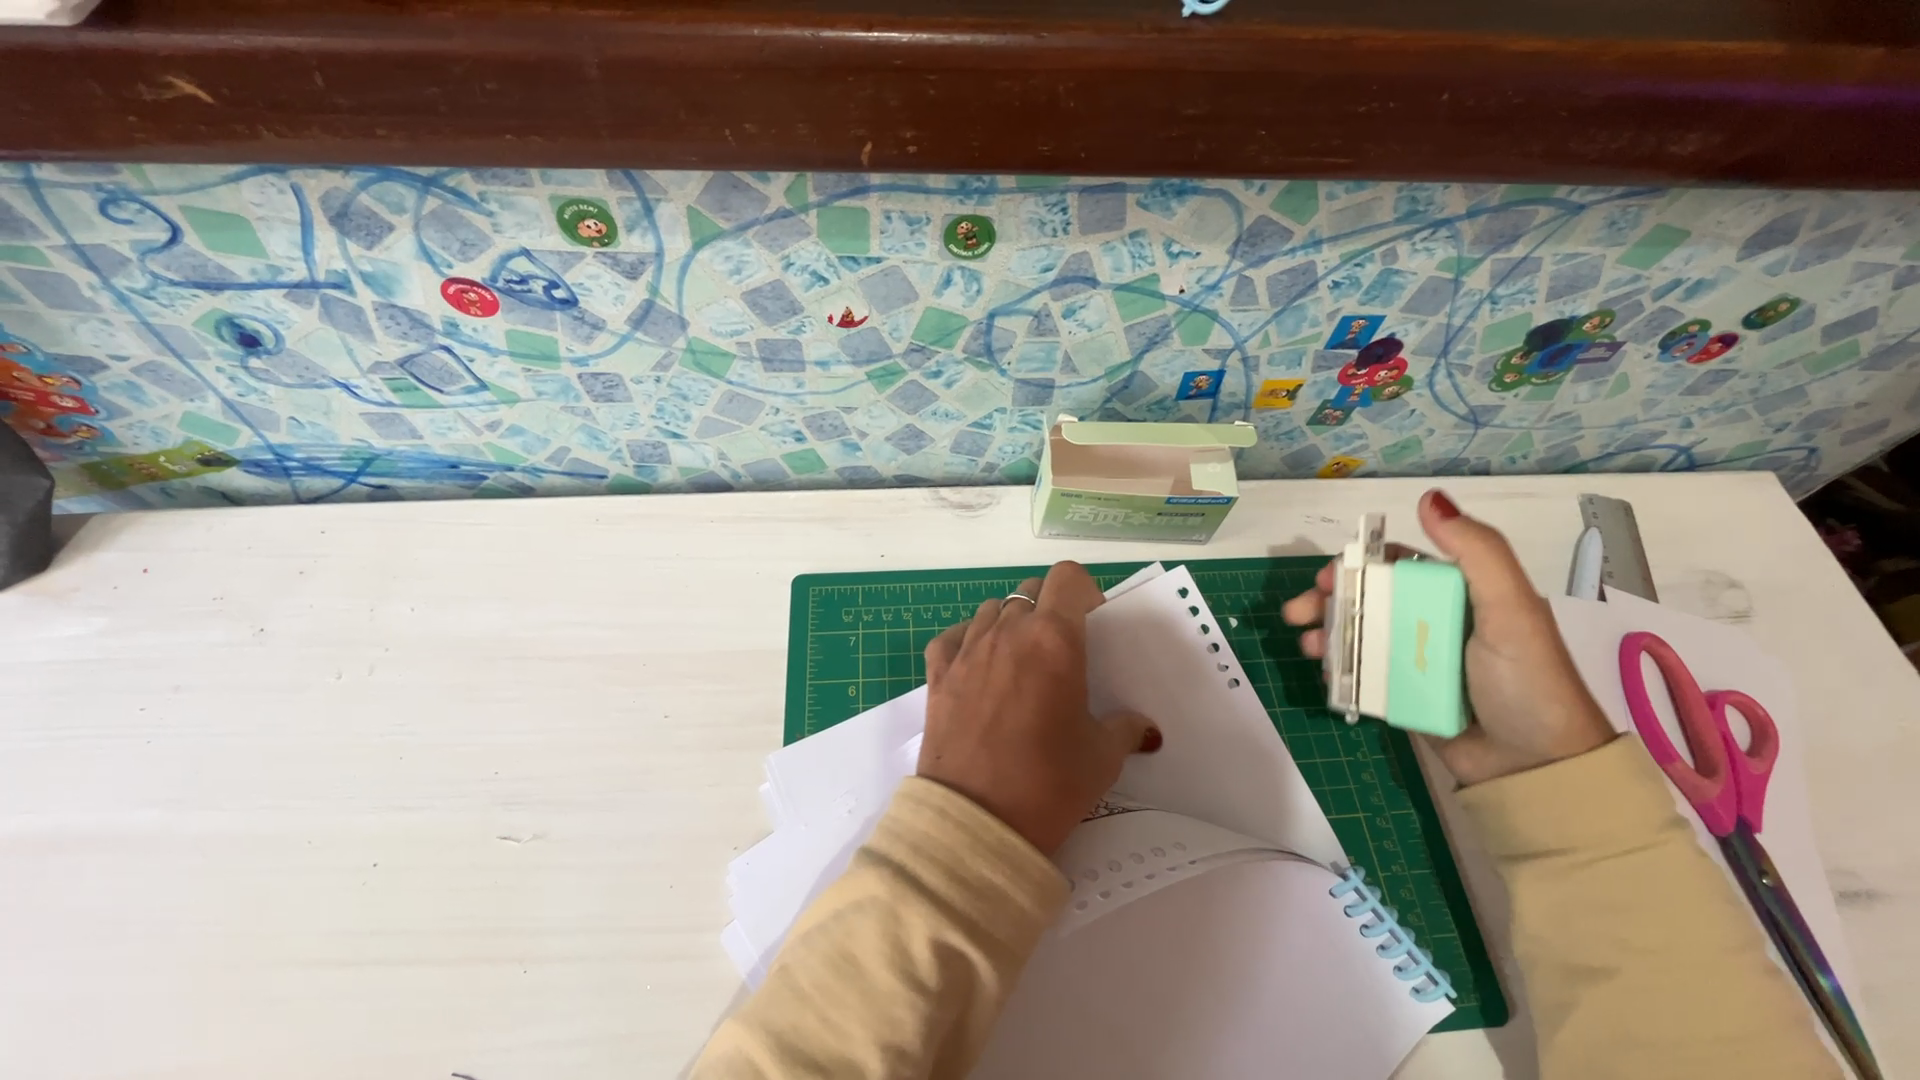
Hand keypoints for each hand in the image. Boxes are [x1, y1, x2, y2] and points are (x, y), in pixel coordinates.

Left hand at [919, 561, 1162, 855]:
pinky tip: (980, 666)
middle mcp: (1008, 633)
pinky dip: (968, 640)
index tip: (1092, 625)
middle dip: (1050, 609)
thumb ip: (1124, 729)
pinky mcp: (937, 676)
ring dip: (1011, 624)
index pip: (1068, 578)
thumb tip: (1141, 726)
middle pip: (1030, 592)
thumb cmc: (1047, 784)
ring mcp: (967, 651)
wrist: (974, 823)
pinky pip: (954, 637)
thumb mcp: (1102, 758)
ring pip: (991, 611)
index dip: (1084, 592)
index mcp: (1054, 640)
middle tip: (1062, 651)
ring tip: (1022, 663)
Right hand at [1282, 489, 1615, 785]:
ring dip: (1324, 633)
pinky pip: (1360, 674)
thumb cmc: (1525, 680)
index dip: (1359, 564)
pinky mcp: (1402, 695)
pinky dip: (1336, 670)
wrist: (1536, 766)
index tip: (1328, 575)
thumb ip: (1476, 551)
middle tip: (1300, 611)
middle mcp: (1433, 620)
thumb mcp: (1510, 608)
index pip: (1397, 565)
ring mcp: (1415, 660)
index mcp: (1458, 594)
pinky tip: (1323, 673)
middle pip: (1367, 598)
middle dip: (1327, 599)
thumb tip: (1429, 497)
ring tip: (1305, 645)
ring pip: (1357, 635)